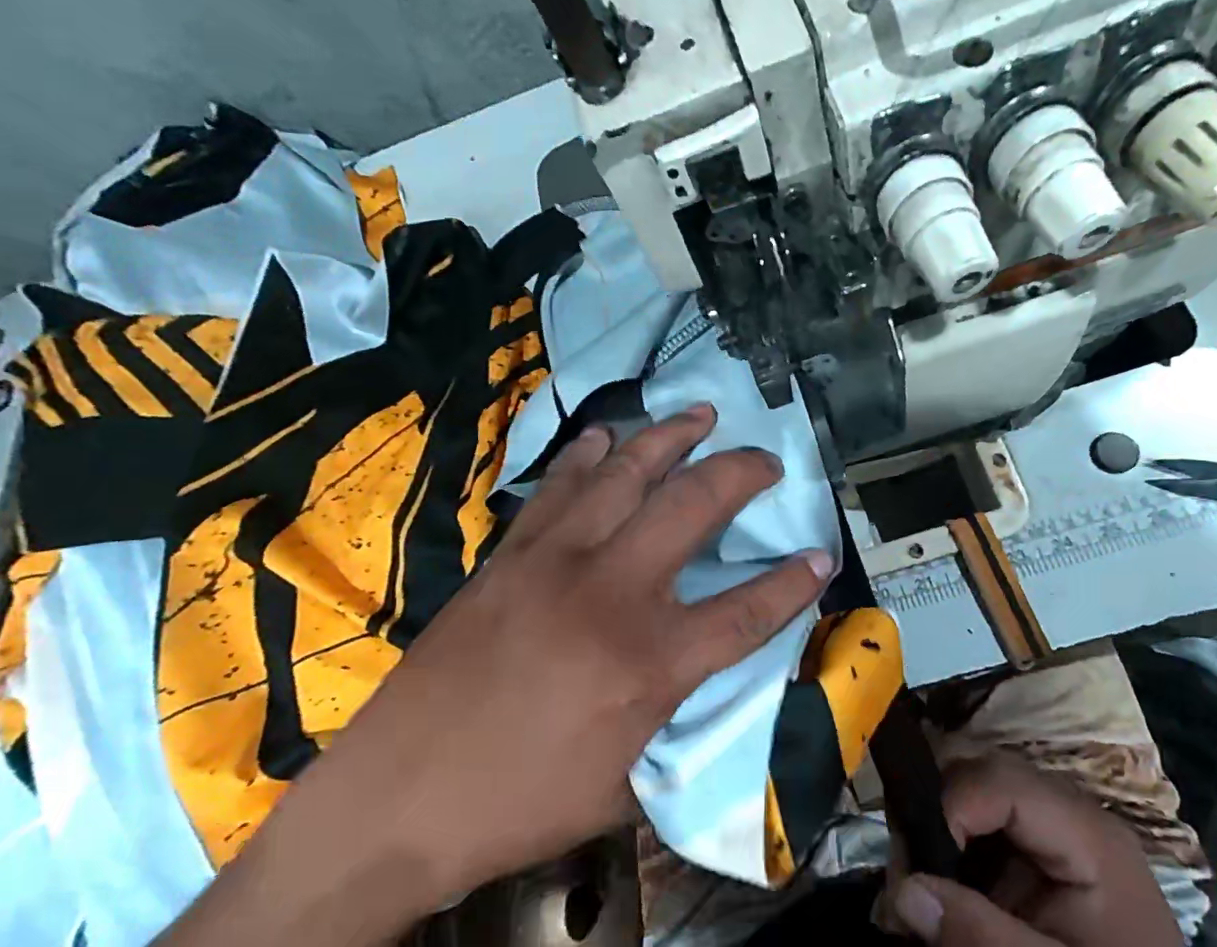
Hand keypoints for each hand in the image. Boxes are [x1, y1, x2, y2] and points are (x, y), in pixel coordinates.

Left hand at [158, 404, 832, 944]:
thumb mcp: (626, 783)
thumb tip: (711, 681)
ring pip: (626, 474)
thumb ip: (678, 720)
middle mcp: (612, 593)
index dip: (793, 583)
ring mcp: (556, 562)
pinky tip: (607, 435)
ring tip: (700, 413)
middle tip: (767, 460)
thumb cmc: (520, 803)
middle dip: (742, 474)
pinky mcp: (511, 555)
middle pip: (694, 508)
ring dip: (670, 437)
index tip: (821, 557)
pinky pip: (558, 487)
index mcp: (650, 662)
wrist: (395, 801)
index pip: (747, 611)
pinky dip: (588, 455)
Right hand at [891, 755, 1181, 946]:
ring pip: (974, 796)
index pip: (1001, 779)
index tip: (913, 873)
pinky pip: (982, 831)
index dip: (947, 808)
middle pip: (983, 776)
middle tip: (901, 881)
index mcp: (1087, 834)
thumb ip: (981, 935)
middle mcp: (1069, 815)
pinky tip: (935, 896)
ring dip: (933, 837)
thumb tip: (900, 892)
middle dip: (931, 817)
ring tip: (910, 892)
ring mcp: (1054, 832)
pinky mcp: (1041, 857)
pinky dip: (949, 856)